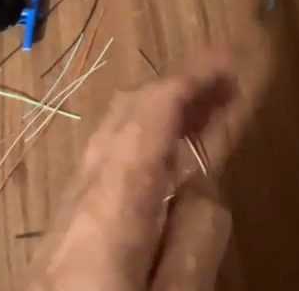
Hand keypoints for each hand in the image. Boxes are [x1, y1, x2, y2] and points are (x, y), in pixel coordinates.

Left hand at [28, 48, 244, 290]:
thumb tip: (205, 184)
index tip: (235, 56)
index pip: (151, 111)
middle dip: (182, 85)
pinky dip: (147, 147)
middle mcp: (82, 199)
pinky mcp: (63, 243)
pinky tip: (174, 168)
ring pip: (115, 138)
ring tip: (213, 112)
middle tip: (232, 80)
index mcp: (111, 207)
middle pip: (127, 114)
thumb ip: (196, 241)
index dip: (195, 75)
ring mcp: (66, 220)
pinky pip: (109, 170)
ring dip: (165, 114)